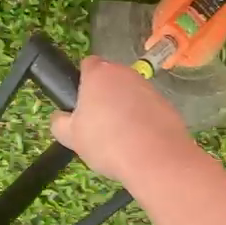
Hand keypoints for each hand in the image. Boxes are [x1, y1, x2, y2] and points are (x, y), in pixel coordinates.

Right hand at [50, 56, 201, 185]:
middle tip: (98, 126)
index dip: (82, 83)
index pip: (87, 65)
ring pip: (130, 94)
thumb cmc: (107, 143)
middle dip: (104, 97)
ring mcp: (148, 87)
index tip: (82, 105)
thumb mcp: (71, 137)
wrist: (155, 159)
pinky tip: (139, 142)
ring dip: (124, 109)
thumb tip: (59, 118)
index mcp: (98, 73)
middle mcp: (125, 73)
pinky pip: (147, 108)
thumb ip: (60, 123)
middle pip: (110, 80)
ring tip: (120, 139)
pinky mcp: (166, 103)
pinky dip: (142, 120)